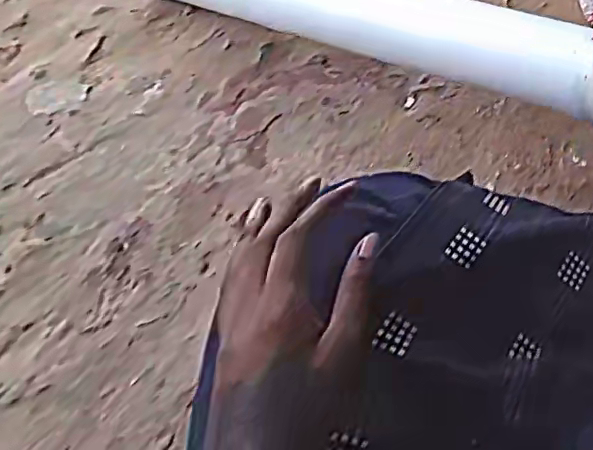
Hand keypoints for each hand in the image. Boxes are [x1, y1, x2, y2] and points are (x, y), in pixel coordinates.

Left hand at [207, 178, 377, 449]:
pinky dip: (241, 256)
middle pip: (261, 243)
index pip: (295, 239)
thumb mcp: (344, 352)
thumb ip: (355, 292)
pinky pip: (229, 284)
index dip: (321, 208)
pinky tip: (246, 258)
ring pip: (237, 263)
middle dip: (288, 208)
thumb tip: (368, 240)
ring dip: (256, 228)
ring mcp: (231, 327)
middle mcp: (248, 308)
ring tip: (266, 204)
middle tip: (312, 184)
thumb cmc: (309, 409)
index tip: (349, 189)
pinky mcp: (225, 344)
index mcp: (279, 305)